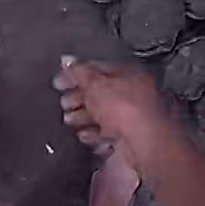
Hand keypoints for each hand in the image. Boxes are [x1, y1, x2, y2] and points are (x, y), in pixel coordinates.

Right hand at [53, 57, 175, 162]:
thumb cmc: (125, 108)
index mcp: (129, 75)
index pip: (98, 70)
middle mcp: (134, 96)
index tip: (59, 82)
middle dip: (78, 98)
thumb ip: (79, 73)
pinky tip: (85, 135)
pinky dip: (94, 135)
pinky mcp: (129, 141)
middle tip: (64, 103)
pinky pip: (106, 136)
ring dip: (83, 117)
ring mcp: (132, 120)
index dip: (76, 74)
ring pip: (102, 116)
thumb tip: (67, 60)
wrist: (145, 145)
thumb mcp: (95, 85)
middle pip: (100, 94)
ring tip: (70, 120)